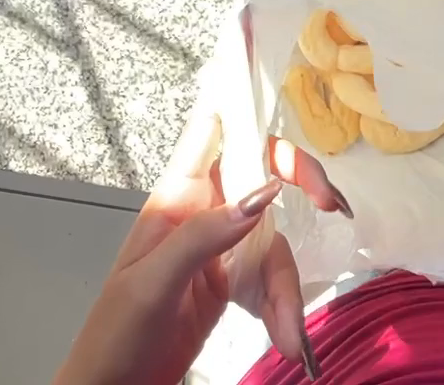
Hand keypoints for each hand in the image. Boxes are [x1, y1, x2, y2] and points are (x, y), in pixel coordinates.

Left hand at [54, 108, 343, 384]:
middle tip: (328, 203)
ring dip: (288, 281)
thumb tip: (262, 195)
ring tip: (290, 331)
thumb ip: (204, 235)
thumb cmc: (115, 335)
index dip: (246, 106)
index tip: (287, 110)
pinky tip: (288, 337)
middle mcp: (203, 209)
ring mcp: (221, 244)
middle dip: (299, 180)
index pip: (213, 130)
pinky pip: (272, 276)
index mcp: (176, 194)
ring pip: (274, 235)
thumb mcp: (152, 282)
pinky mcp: (234, 280)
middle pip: (260, 171)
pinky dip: (284, 305)